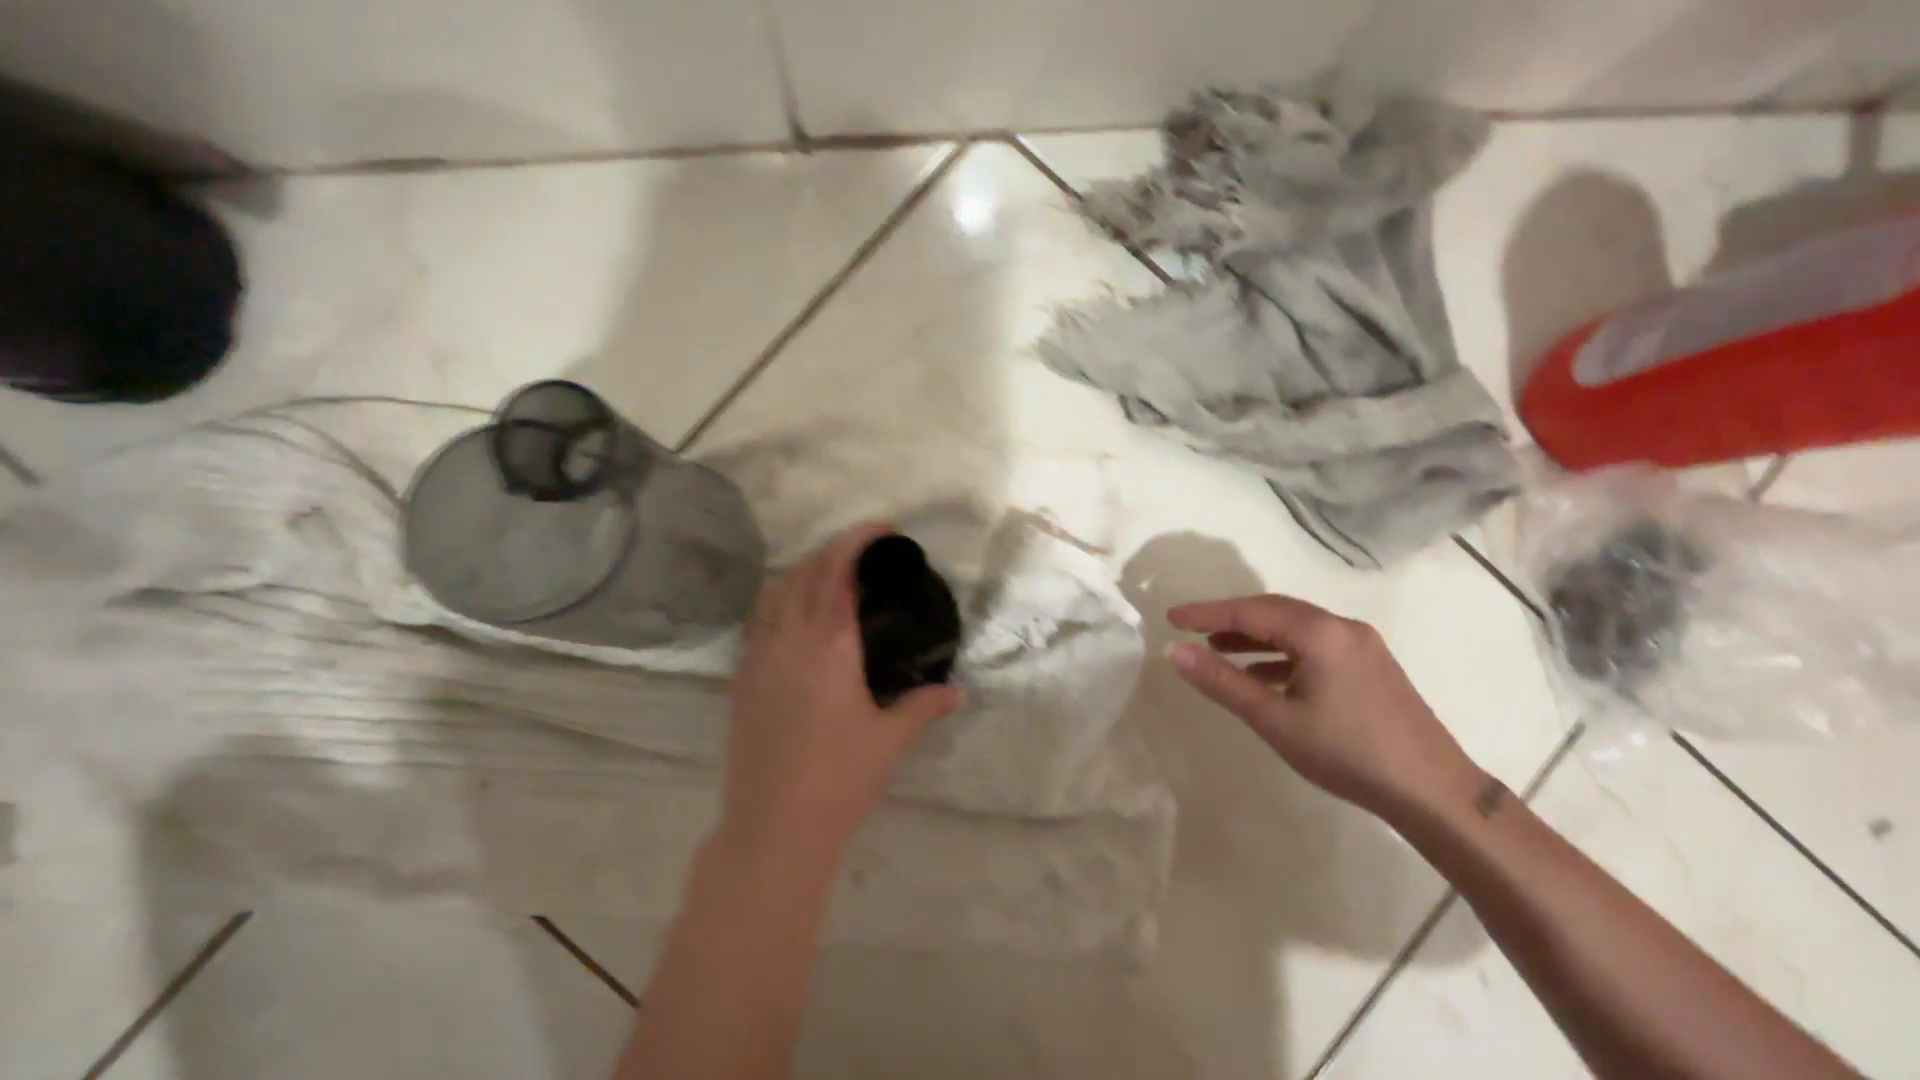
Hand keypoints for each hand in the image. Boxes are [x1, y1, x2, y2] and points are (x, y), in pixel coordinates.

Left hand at [720, 522, 964, 859]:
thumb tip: (957, 692)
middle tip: (864, 550)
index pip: (838, 574)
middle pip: (804, 575)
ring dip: (802, 573)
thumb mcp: (889, 741)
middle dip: (833, 551)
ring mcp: (757, 660)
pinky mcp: (741, 682)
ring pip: (774, 595)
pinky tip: (796, 621)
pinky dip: (780, 603)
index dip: (857, 542)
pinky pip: (759, 623)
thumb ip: (923, 707)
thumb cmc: (839, 780)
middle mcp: (787, 641)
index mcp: (828, 647)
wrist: (773, 827)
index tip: (881, 529)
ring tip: (829, 576)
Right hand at [1166, 595, 1484, 820]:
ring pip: (1296, 630)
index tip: (1170, 617)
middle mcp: (1342, 628)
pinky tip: (1263, 678)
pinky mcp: (1371, 667)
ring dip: (1256, 638)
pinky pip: (1315, 647)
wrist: (1430, 789)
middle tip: (1191, 630)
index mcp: (1320, 632)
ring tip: (1218, 653)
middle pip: (1276, 611)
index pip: (1251, 610)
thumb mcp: (1275, 719)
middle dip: (1230, 620)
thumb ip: (1223, 682)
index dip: (1207, 613)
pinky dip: (1282, 655)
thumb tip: (1175, 653)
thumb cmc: (1347, 752)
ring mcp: (1362, 646)